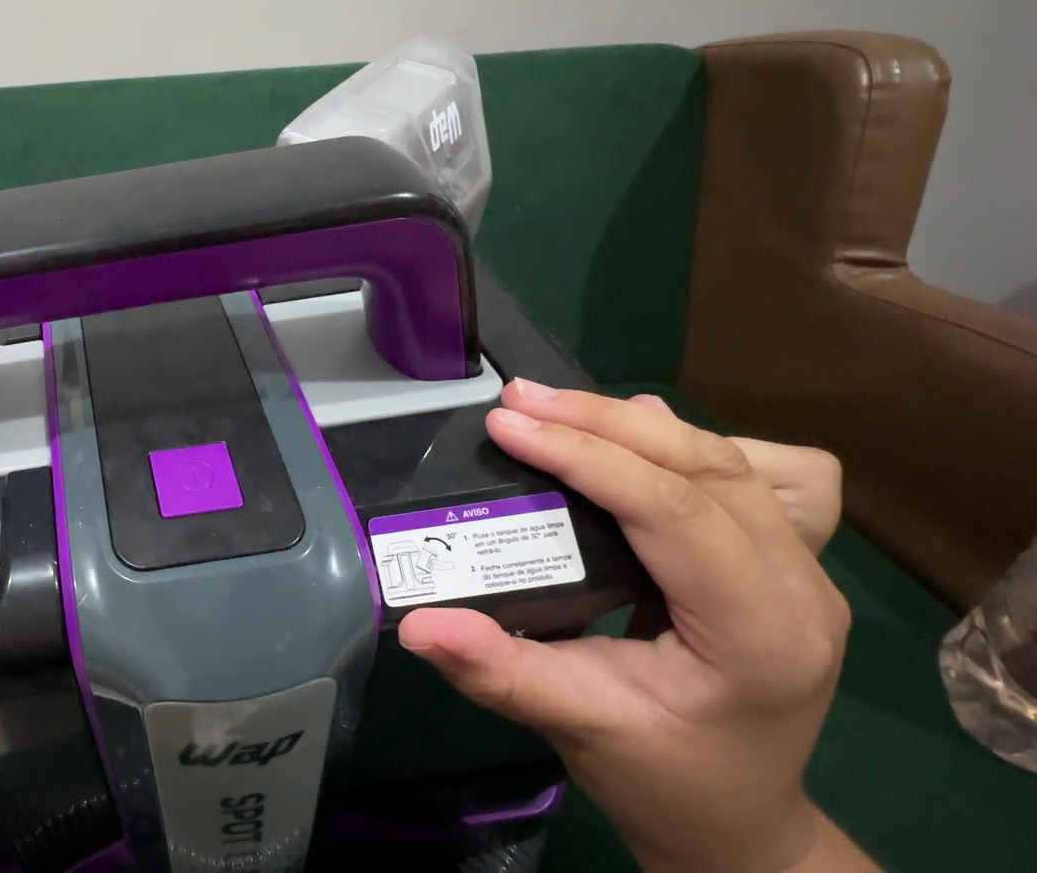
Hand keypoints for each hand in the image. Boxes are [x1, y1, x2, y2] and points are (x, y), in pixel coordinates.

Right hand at [400, 381, 867, 872]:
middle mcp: (800, 587)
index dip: (586, 457)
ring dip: (636, 424)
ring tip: (554, 409)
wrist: (735, 819)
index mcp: (759, 632)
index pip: (674, 510)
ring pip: (729, 457)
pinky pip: (751, 471)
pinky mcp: (785, 559)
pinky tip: (636, 440)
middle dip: (602, 420)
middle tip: (516, 400)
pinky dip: (684, 443)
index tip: (504, 424)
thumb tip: (417, 624)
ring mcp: (804, 568)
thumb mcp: (573, 725)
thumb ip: (497, 671)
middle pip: (707, 465)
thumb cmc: (660, 776)